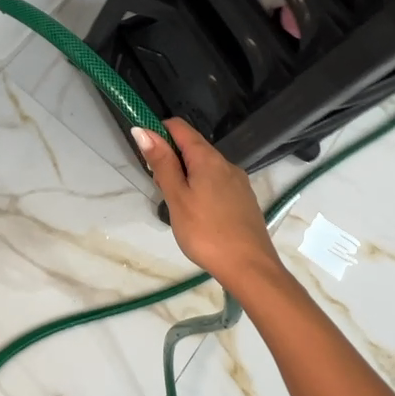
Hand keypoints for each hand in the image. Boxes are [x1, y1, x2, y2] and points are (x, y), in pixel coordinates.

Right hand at [135, 118, 284, 291]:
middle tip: (162, 190)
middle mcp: (226, 163)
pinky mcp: (244, 199)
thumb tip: (143, 130)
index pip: (178, 126)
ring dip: (185, 176)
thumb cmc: (206, 232)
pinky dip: (201, 188)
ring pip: (204, 166)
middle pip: (191, 146)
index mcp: (207, 158)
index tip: (146, 156)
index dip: (157, 132)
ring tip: (179, 207)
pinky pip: (216, 182)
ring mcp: (238, 182)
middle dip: (170, 159)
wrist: (251, 269)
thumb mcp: (176, 196)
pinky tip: (199, 215)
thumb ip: (161, 162)